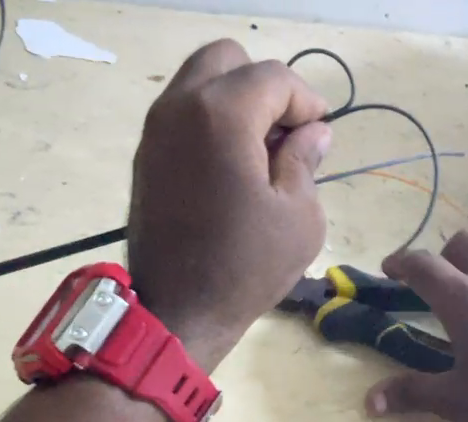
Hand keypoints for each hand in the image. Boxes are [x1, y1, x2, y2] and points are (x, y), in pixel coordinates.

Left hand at [128, 40, 332, 370]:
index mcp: (222, 114)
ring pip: (199, 84)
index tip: (321, 134)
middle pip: (227, 62)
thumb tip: (312, 133)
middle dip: (264, 89)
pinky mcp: (146, 157)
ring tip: (260, 153)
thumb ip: (305, 161)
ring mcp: (155, 130)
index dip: (306, 101)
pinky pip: (181, 115)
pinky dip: (209, 124)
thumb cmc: (246, 269)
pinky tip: (231, 168)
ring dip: (234, 103)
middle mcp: (180, 106)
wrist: (179, 312)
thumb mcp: (298, 217)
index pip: (273, 79)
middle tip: (286, 134)